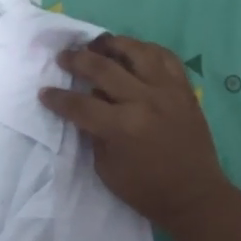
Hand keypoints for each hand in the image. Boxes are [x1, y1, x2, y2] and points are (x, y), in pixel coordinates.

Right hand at [39, 34, 229, 229]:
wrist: (195, 196)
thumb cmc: (146, 190)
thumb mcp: (106, 168)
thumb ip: (94, 133)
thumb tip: (87, 105)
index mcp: (122, 127)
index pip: (80, 104)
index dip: (57, 98)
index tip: (45, 92)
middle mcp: (144, 101)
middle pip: (103, 68)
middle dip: (77, 60)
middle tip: (64, 57)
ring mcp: (168, 91)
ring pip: (137, 51)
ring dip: (113, 44)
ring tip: (98, 45)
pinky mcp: (185, 90)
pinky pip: (166, 57)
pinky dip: (147, 50)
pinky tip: (134, 52)